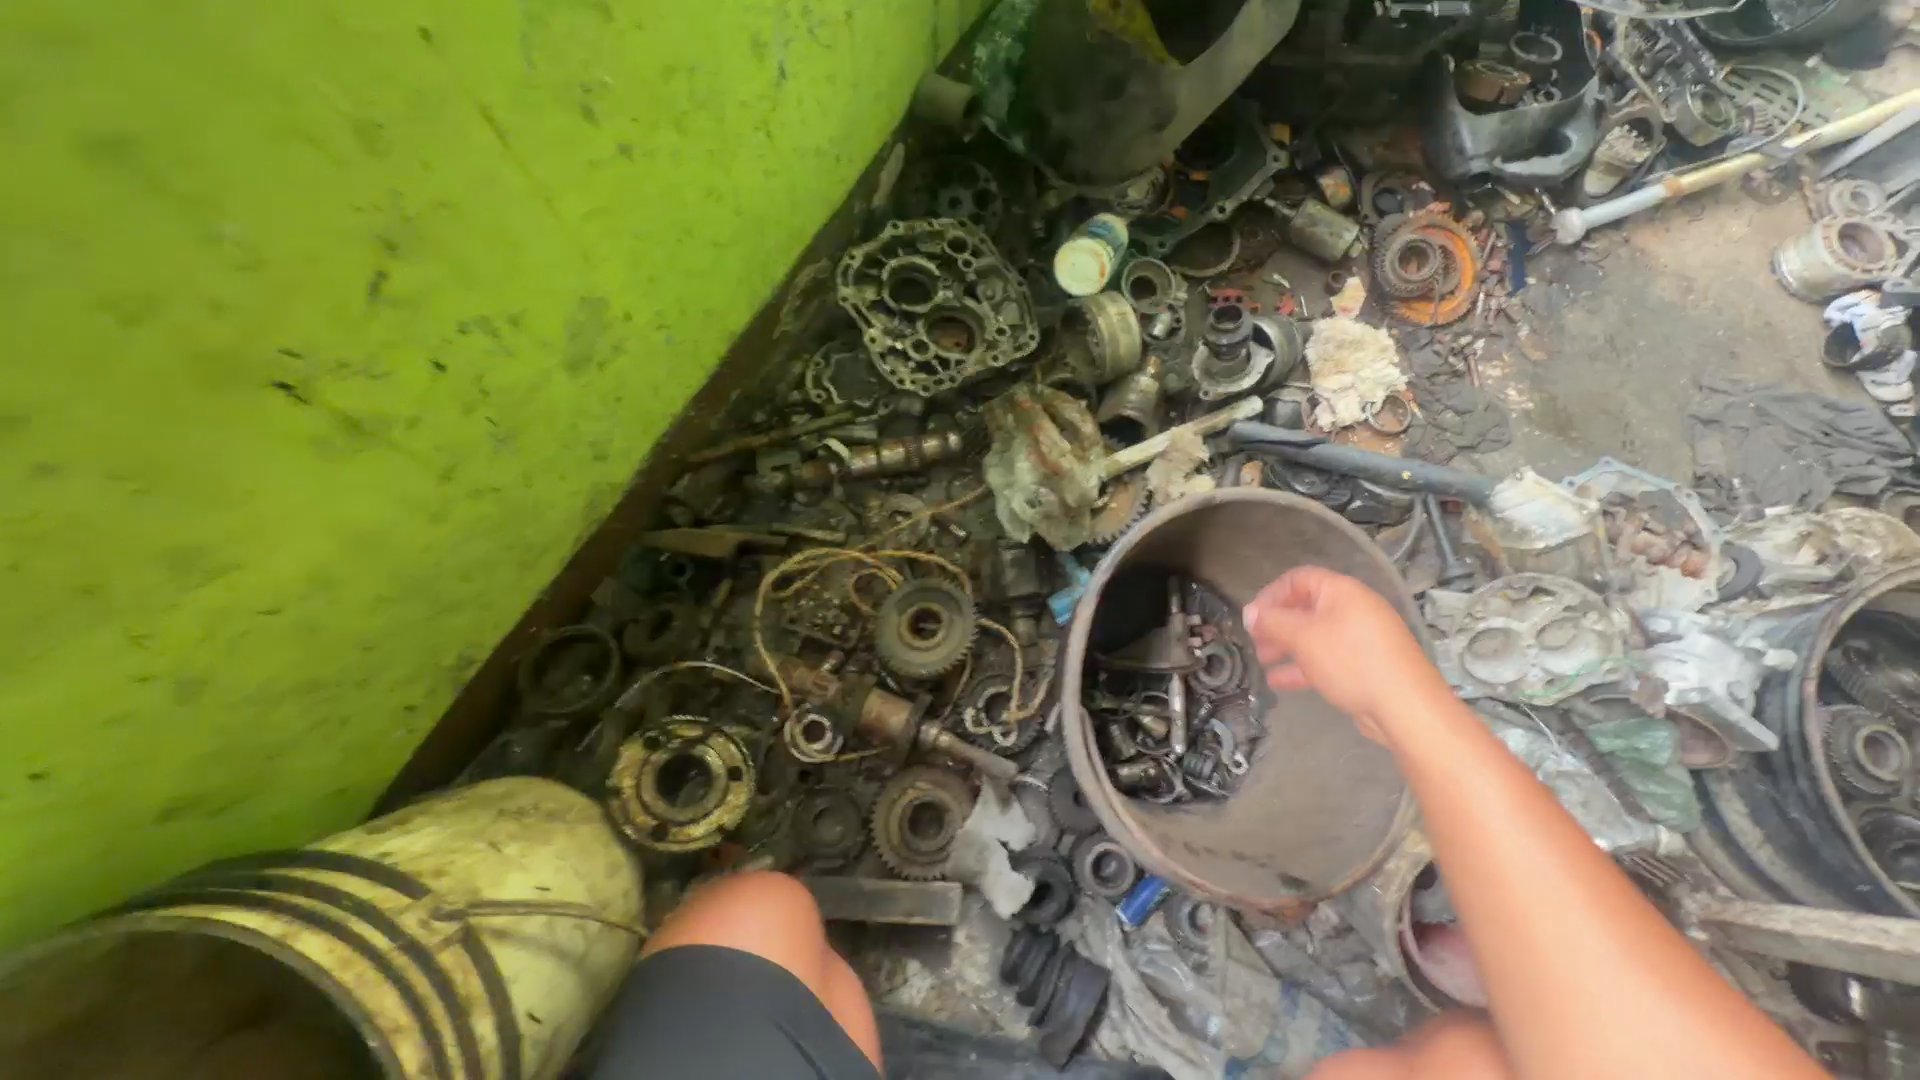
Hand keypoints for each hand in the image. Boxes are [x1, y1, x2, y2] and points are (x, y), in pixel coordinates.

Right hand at [1242, 566, 1446, 743]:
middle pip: (1306, 608)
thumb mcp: (1304, 637)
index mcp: (1342, 592)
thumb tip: (1250, 612)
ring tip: (1263, 661)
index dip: (1272, 593)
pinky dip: (1303, 666)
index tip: (1252, 616)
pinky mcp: (1364, 666)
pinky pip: (1327, 658)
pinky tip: (1280, 681)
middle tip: (1255, 640)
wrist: (1405, 707)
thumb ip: (1273, 622)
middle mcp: (1353, 610)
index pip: (1299, 579)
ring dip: (1286, 646)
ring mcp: (1360, 639)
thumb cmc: (1351, 661)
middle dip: (1277, 624)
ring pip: (1314, 636)